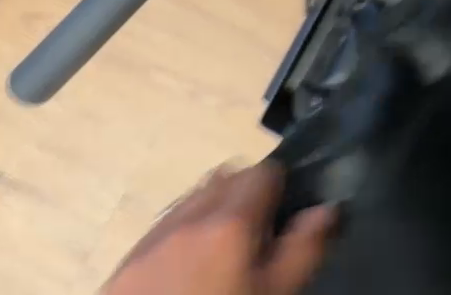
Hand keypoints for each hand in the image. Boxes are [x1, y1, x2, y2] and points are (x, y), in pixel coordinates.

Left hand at [104, 162, 336, 294]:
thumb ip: (303, 250)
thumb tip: (326, 209)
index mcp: (230, 222)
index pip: (264, 171)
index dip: (281, 190)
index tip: (284, 221)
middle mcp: (189, 217)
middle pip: (226, 178)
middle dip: (245, 196)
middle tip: (256, 241)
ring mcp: (152, 240)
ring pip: (193, 200)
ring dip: (212, 212)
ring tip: (220, 259)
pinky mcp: (124, 266)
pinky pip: (163, 228)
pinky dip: (181, 236)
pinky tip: (184, 278)